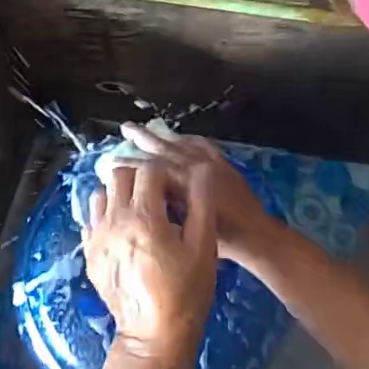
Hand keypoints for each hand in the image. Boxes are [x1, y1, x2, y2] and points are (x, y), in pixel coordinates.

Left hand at [84, 163, 218, 362]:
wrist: (154, 335)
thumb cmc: (186, 291)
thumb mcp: (204, 246)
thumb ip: (201, 203)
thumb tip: (201, 170)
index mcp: (143, 217)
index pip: (148, 171)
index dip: (166, 175)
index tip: (176, 192)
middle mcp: (114, 221)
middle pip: (118, 175)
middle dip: (139, 179)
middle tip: (157, 198)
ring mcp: (96, 238)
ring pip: (100, 195)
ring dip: (118, 195)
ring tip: (138, 212)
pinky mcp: (89, 254)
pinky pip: (91, 220)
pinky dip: (105, 216)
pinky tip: (123, 232)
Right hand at [111, 123, 281, 261]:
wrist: (256, 234)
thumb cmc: (221, 239)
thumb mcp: (187, 228)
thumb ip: (167, 206)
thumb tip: (147, 194)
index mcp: (185, 182)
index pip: (151, 169)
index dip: (129, 165)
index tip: (111, 162)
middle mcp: (197, 166)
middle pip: (164, 148)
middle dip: (142, 138)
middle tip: (125, 128)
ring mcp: (211, 162)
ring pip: (180, 143)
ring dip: (161, 136)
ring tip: (144, 129)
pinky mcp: (222, 162)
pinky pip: (201, 144)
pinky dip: (187, 139)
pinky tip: (179, 137)